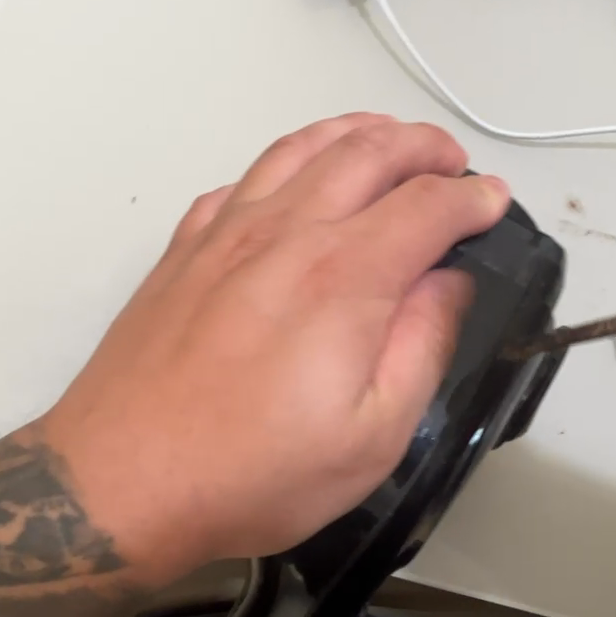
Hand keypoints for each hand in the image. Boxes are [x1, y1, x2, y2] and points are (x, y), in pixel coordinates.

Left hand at [36, 114, 509, 579]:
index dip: (471, 199)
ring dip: (355, 133)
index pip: (426, 205)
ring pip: (300, 148)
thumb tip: (447, 283)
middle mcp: (284, 234)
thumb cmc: (251, 474)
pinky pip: (241, 180)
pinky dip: (284, 163)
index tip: (492, 204)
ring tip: (385, 142)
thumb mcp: (372, 436)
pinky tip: (292, 183)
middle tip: (450, 161)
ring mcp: (224, 235)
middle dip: (422, 145)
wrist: (122, 483)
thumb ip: (422, 346)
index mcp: (342, 278)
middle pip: (366, 152)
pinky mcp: (182, 251)